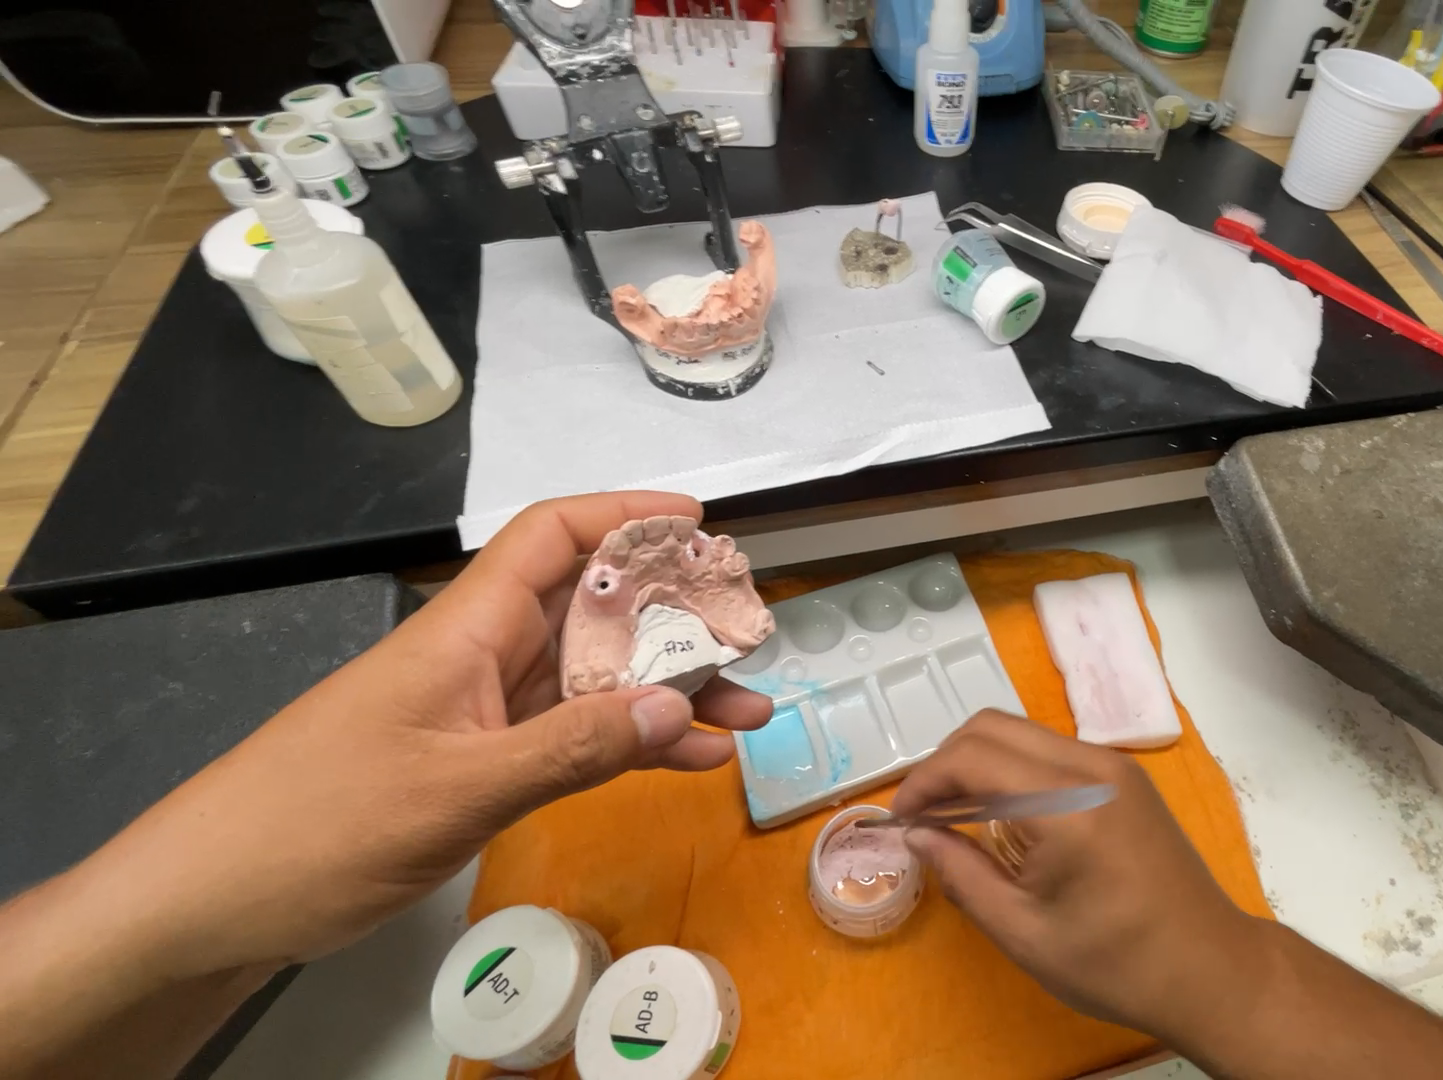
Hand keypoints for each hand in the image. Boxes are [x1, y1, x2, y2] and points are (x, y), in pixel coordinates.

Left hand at [85, 492, 771, 981]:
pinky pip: (587, 735)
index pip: (554, 536)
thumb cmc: (314, 827)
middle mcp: (492, 654)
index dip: (624, 513)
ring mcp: (497, 709)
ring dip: (676, 691)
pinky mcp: (498, 758)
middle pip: (602, 610)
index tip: (696, 523)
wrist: (202, 913)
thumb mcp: (454, 789)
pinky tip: (696, 758)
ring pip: (605, 678)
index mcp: (469, 628)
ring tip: (750, 711)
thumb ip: (572, 747)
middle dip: (680, 618)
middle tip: (747, 633)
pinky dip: (641, 742)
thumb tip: (681, 706)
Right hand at [896, 714, 1442, 1079]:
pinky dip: (1010, 765)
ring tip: (954, 812)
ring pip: (1019, 731)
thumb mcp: (1024, 933)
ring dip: (977, 760)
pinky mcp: (1121, 771)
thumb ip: (961, 873)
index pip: (974, 757)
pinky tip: (1001, 809)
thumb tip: (916, 833)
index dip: (925, 780)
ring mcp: (1111, 762)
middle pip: (992, 726)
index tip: (902, 818)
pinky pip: (1047, 748)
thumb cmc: (1115, 963)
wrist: (1210, 966)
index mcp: (1068, 806)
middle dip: (945, 762)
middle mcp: (1091, 764)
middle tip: (924, 813)